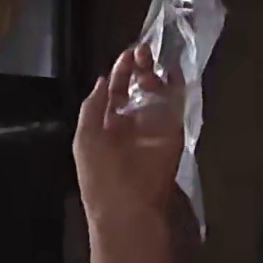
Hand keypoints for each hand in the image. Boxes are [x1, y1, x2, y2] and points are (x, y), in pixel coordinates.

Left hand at [75, 45, 183, 241]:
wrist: (130, 212)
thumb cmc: (101, 176)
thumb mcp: (85, 139)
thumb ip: (92, 106)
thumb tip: (102, 80)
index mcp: (107, 124)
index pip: (115, 90)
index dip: (120, 71)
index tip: (127, 54)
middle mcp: (131, 122)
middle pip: (137, 87)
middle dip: (139, 67)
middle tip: (144, 50)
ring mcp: (153, 126)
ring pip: (157, 92)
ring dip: (155, 73)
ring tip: (153, 56)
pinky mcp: (173, 132)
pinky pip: (176, 105)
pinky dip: (177, 87)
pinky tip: (174, 70)